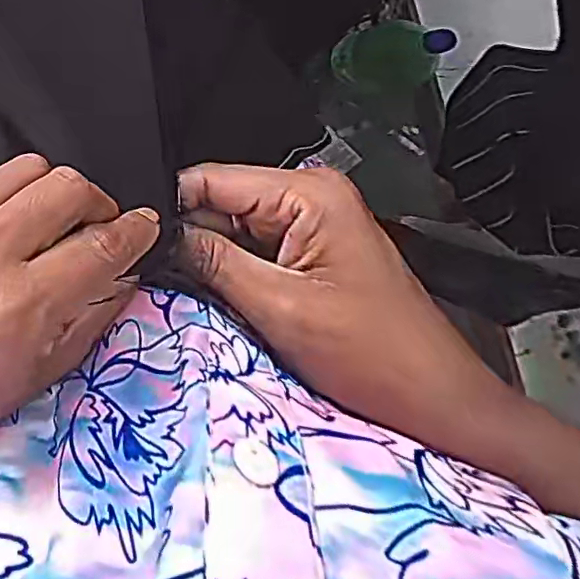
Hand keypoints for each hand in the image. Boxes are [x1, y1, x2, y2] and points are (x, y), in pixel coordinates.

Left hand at [0, 153, 160, 446]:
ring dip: (59, 193)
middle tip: (99, 228)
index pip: (98, 246)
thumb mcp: (53, 363)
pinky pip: (0, 174)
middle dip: (99, 205)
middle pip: (69, 189)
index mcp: (16, 308)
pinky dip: (22, 193)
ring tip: (56, 225)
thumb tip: (131, 258)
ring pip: (36, 168)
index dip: (135, 231)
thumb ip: (101, 304)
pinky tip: (17, 224)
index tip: (145, 225)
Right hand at [175, 163, 525, 460]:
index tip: (143, 243)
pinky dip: (236, 272)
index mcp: (309, 192)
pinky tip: (237, 300)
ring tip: (213, 296)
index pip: (211, 178)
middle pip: (220, 202)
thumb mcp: (280, 308)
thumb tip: (163, 236)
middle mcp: (310, 195)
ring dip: (215, 260)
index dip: (171, 209)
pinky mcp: (310, 248)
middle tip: (173, 280)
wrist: (435, 400)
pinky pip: (253, 248)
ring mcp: (311, 221)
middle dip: (194, 239)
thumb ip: (213, 263)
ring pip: (232, 228)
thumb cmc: (379, 357)